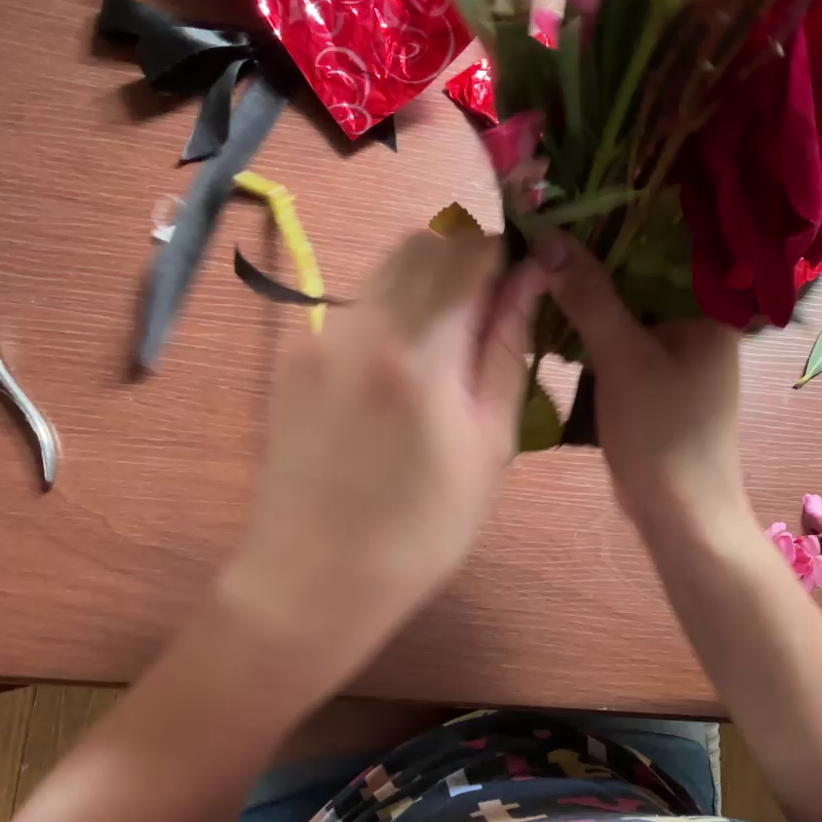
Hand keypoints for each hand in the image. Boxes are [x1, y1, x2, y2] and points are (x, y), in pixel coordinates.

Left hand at [219, 233, 544, 674]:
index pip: (469, 248)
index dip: (504, 256)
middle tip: (484, 323)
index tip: (520, 288)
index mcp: (419, 349)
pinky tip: (396, 383)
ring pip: (383, 272)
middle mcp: (360, 323)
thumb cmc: (424, 529)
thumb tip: (527, 282)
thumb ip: (506, 351)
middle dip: (463, 264)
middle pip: (420, 244)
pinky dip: (388, 320)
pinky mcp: (294, 358)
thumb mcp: (488, 446)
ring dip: (424, 289)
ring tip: (441, 358)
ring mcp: (317, 337)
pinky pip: (353, 310)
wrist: (316, 577)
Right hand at [536, 231, 751, 540]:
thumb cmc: (662, 435)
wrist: (679, 513)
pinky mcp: (658, 377)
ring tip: (543, 253)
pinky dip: (596, 325)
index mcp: (710, 308)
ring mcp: (679, 351)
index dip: (619, 216)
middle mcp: (700, 321)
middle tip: (545, 223)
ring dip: (591, 289)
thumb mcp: (623, 359)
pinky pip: (625, 335)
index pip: (666, 243)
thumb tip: (547, 236)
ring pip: (630, 305)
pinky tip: (559, 306)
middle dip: (596, 254)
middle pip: (643, 273)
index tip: (571, 194)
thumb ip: (589, 297)